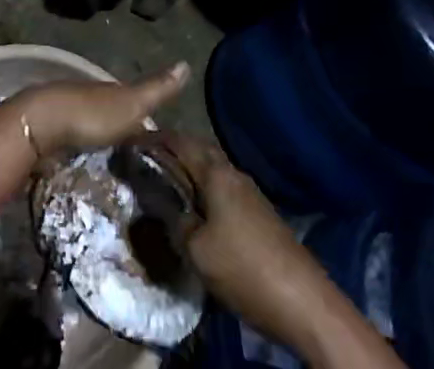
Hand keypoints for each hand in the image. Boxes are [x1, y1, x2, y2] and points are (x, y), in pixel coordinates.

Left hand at [15, 62, 189, 154]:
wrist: (42, 123)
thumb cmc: (93, 114)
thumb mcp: (133, 103)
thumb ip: (158, 88)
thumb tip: (187, 63)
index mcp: (112, 91)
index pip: (134, 99)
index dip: (145, 111)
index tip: (157, 131)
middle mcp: (91, 97)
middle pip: (110, 110)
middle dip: (121, 125)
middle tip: (135, 150)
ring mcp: (68, 114)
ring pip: (90, 123)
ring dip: (99, 136)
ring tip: (113, 158)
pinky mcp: (49, 133)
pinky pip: (71, 138)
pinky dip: (80, 146)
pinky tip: (84, 159)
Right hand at [157, 136, 405, 368]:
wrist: (299, 296)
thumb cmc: (242, 267)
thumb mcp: (197, 249)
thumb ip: (178, 221)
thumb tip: (166, 205)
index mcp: (217, 174)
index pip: (182, 143)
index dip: (158, 137)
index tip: (134, 137)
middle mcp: (234, 173)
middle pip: (201, 150)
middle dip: (175, 148)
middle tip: (147, 155)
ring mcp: (249, 192)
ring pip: (213, 169)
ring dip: (190, 167)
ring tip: (165, 177)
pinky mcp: (257, 211)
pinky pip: (223, 186)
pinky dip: (203, 185)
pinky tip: (194, 202)